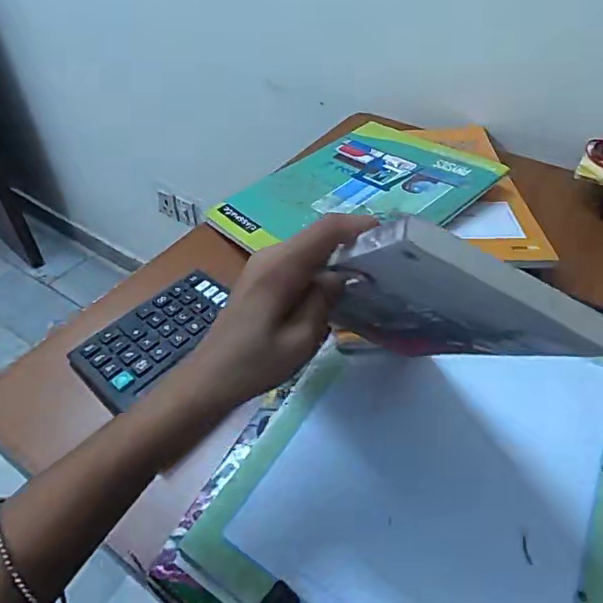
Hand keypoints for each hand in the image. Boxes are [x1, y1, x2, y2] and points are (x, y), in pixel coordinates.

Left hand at [163, 215, 376, 418]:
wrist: (211, 376)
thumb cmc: (254, 364)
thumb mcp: (301, 339)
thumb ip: (325, 300)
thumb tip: (343, 275)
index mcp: (279, 267)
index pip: (326, 230)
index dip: (360, 226)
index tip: (391, 235)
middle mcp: (270, 256)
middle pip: (319, 236)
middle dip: (353, 243)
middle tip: (387, 261)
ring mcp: (263, 264)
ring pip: (309, 249)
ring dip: (337, 258)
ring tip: (369, 277)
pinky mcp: (261, 277)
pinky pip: (298, 263)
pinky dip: (320, 269)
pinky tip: (336, 291)